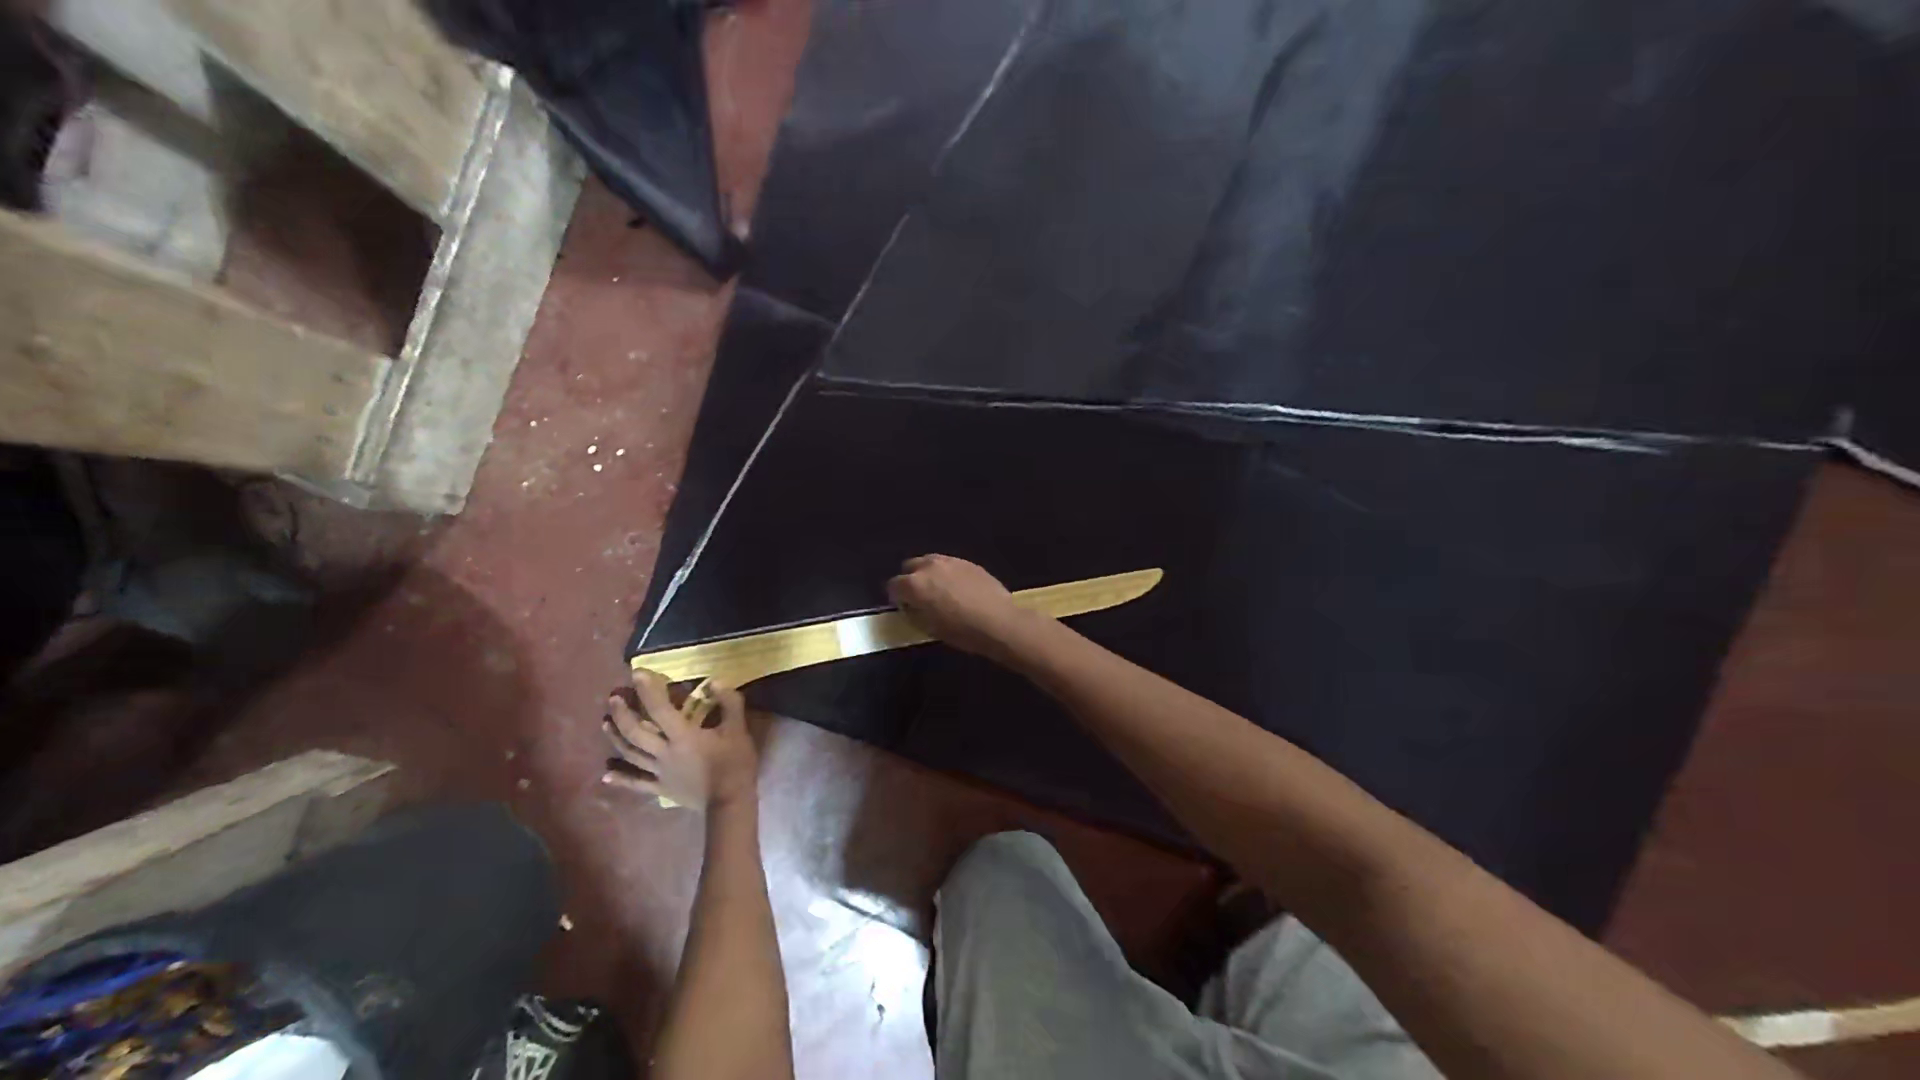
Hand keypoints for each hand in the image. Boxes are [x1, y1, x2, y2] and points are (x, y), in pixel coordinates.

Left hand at [603, 669, 758, 811]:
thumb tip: (715, 682)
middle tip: (613, 698)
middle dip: (622, 714)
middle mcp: (664, 752)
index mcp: (682, 736)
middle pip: (636, 732)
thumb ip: (729, 702)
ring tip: (605, 723)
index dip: (648, 690)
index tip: (637, 673)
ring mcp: (659, 772)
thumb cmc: (734, 764)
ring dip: (615, 738)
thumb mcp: (738, 729)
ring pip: (630, 754)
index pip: (660, 709)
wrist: (729, 802)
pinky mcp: (660, 787)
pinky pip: (636, 783)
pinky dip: (620, 778)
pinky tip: (606, 774)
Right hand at [886, 554, 1037, 661]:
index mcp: (914, 584)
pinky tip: (960, 589)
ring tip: (941, 591)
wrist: (998, 622)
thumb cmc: (961, 631)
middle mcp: (929, 566)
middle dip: (911, 580)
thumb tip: (910, 606)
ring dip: (929, 574)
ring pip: (930, 562)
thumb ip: (914, 613)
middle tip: (922, 598)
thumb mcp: (929, 629)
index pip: (894, 585)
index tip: (906, 608)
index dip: (897, 598)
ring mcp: (950, 561)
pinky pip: (950, 565)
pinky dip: (948, 573)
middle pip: (910, 567)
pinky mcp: (968, 562)